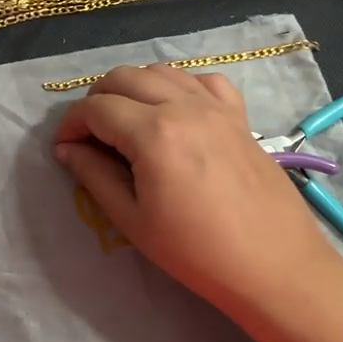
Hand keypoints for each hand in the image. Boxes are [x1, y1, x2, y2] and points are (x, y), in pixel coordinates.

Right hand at [52, 64, 340, 311]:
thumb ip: (94, 175)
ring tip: (127, 120)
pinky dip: (179, 85)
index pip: (95, 108)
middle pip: (123, 77)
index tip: (64, 147)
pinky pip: (203, 80)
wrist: (278, 270)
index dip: (71, 124)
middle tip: (91, 135)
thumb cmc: (198, 253)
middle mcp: (183, 107)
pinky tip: (175, 111)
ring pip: (160, 71)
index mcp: (153, 133)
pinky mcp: (240, 117)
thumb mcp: (133, 220)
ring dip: (133, 88)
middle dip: (96, 100)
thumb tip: (68, 149)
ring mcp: (216, 108)